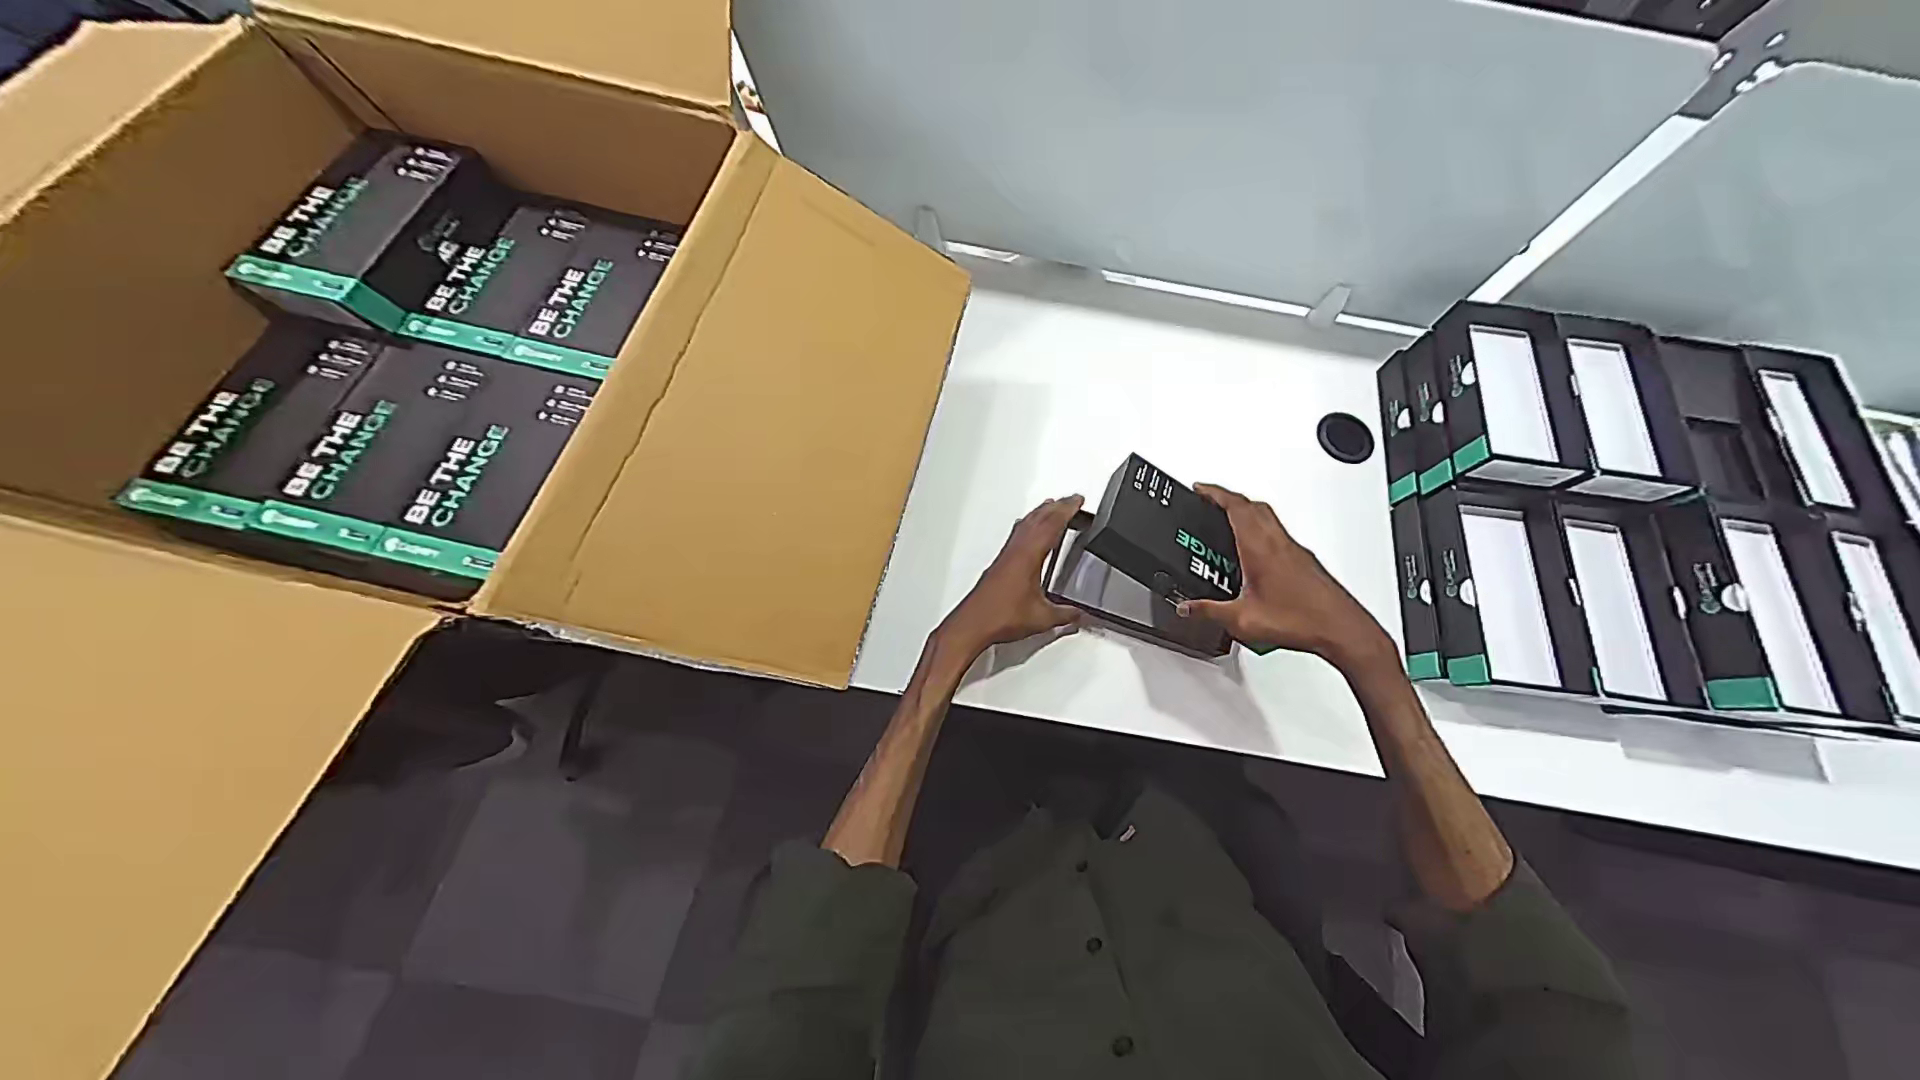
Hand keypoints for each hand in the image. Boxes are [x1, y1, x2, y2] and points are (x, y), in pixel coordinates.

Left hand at [937, 496, 1085, 657]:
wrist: (972, 624)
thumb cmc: (998, 616)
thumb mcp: (1042, 618)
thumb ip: (1064, 615)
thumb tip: (1077, 615)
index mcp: (1028, 556)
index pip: (1051, 524)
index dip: (1066, 510)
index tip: (1077, 500)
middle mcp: (1015, 551)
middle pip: (1037, 519)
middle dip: (1055, 507)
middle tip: (1069, 500)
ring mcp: (1005, 557)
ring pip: (1025, 525)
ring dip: (1039, 514)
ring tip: (1050, 508)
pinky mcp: (998, 565)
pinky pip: (1016, 536)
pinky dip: (1027, 527)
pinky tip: (1027, 534)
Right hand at [1177, 483, 1391, 673]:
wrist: (1340, 629)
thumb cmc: (1302, 619)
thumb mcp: (1242, 619)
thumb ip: (1209, 612)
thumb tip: (1187, 608)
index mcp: (1260, 548)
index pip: (1236, 506)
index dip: (1215, 493)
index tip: (1201, 488)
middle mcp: (1279, 543)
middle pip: (1254, 506)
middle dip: (1230, 498)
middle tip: (1212, 499)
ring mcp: (1294, 550)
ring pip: (1268, 517)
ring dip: (1247, 511)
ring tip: (1229, 520)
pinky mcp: (1304, 561)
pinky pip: (1278, 533)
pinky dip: (1261, 529)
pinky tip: (1255, 551)